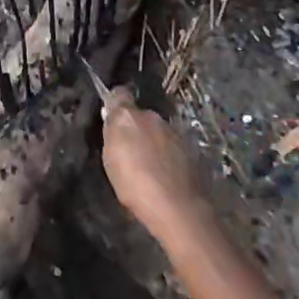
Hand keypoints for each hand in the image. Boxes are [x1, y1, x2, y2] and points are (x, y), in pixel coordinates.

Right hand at [102, 97, 206, 237]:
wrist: (177, 205)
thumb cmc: (135, 185)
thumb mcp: (110, 161)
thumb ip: (112, 135)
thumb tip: (111, 118)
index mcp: (128, 116)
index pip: (119, 94)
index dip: (115, 102)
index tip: (111, 116)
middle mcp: (151, 116)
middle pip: (139, 115)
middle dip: (135, 128)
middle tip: (131, 151)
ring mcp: (172, 130)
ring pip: (156, 130)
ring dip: (152, 142)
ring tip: (149, 167)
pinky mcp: (188, 146)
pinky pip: (170, 144)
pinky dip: (166, 154)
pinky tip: (165, 174)